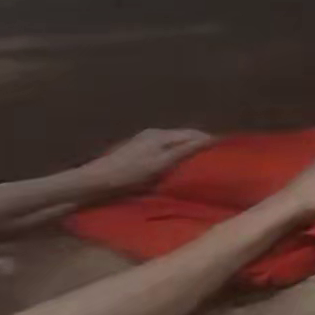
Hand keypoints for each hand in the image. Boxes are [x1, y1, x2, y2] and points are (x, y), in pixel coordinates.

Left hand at [72, 129, 214, 193]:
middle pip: (184, 135)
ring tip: (196, 160)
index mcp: (162, 134)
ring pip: (174, 140)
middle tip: (212, 156)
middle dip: (199, 143)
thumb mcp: (161, 163)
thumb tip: (212, 139)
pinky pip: (164, 146)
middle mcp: (154, 133)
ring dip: (186, 147)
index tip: (223, 150)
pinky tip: (174, 162)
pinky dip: (174, 151)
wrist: (90, 182)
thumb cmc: (129, 174)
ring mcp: (143, 139)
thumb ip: (186, 150)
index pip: (194, 133)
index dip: (209, 140)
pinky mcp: (136, 148)